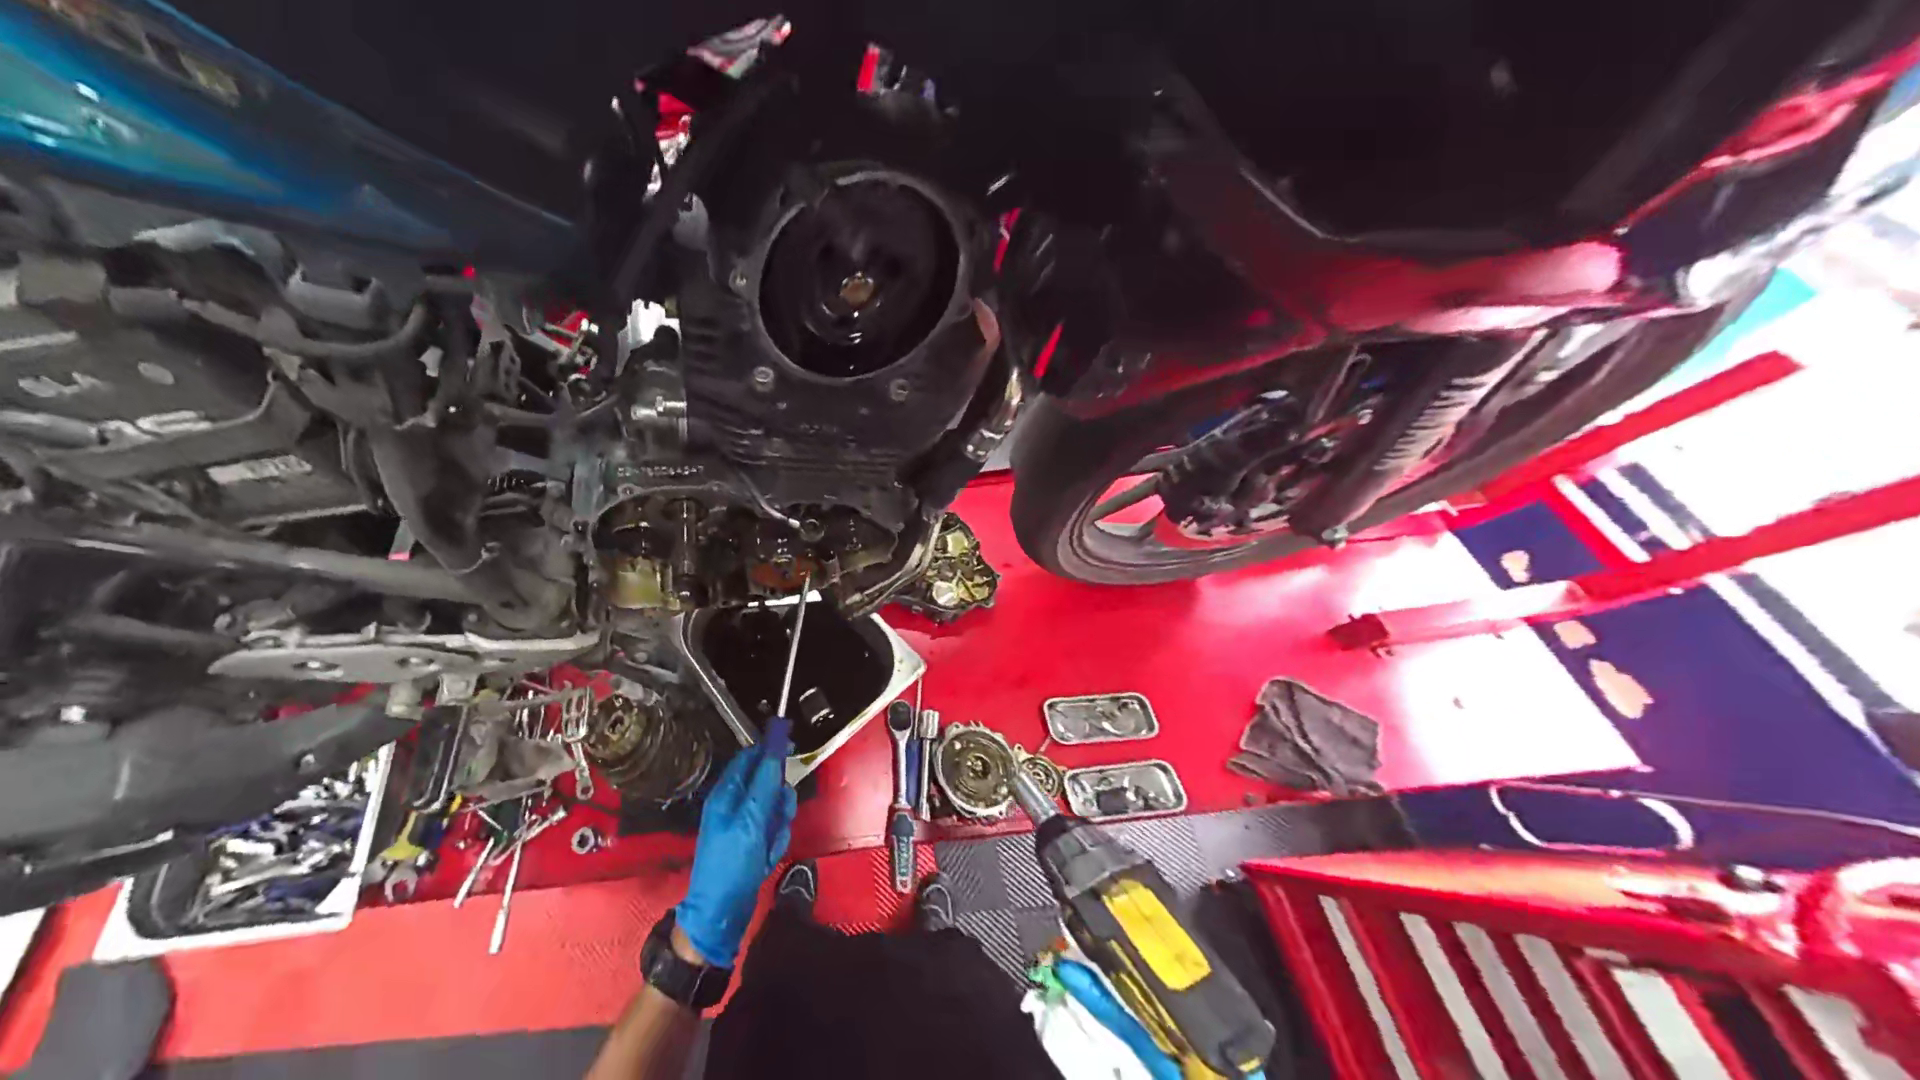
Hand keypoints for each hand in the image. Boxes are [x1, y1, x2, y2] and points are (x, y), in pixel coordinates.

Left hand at [674, 716, 796, 966]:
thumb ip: (765, 782)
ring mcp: (745, 824)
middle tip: (779, 813)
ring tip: (769, 843)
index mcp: (727, 793)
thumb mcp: (751, 820)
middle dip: (779, 798)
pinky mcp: (754, 841)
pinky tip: (766, 857)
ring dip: (779, 823)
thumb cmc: (731, 863)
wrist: (721, 913)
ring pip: (776, 806)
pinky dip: (775, 841)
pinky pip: (775, 829)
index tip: (791, 745)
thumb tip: (774, 746)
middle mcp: (735, 804)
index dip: (770, 749)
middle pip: (769, 782)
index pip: (750, 757)